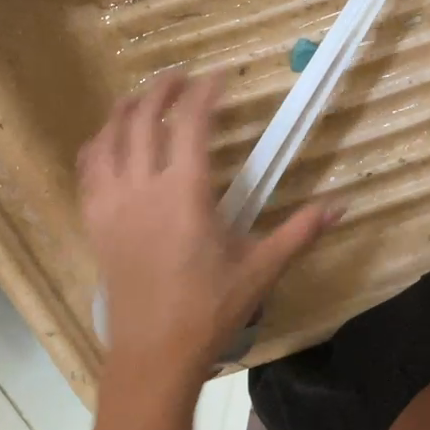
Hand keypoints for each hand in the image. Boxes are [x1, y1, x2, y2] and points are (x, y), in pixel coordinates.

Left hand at [76, 72, 339, 383]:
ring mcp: (112, 205)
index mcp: (185, 194)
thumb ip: (300, 232)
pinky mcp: (95, 223)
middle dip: (163, 90)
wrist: (154, 353)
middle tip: (182, 76)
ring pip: (109, 139)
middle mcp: (142, 189)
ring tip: (143, 96)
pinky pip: (87, 170)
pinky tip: (107, 141)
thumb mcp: (261, 268)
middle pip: (145, 120)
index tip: (220, 75)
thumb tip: (342, 207)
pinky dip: (98, 145)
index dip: (206, 93)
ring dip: (125, 110)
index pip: (193, 125)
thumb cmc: (210, 308)